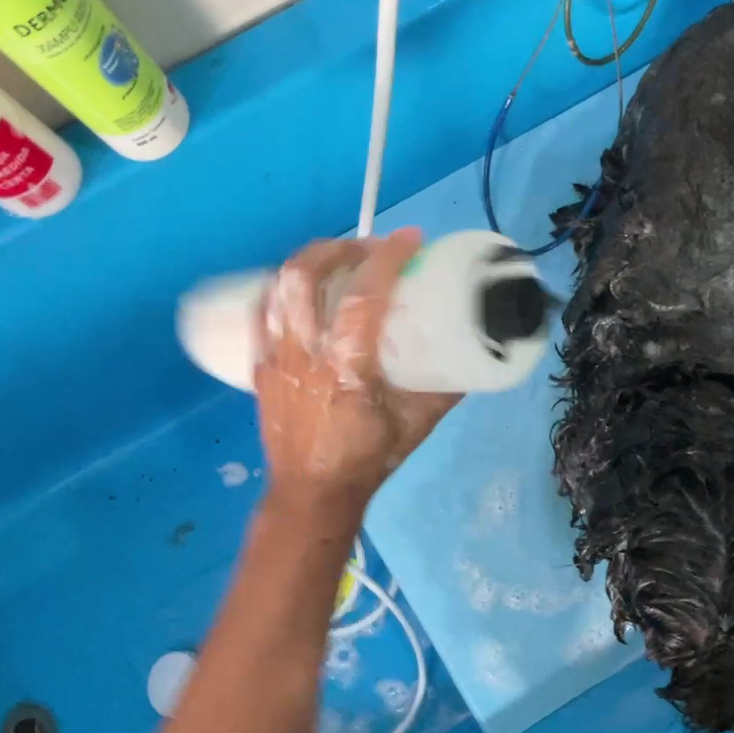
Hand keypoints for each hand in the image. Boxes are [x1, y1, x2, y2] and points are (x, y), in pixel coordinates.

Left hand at [254, 228, 459, 508]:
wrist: (312, 492)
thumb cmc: (367, 460)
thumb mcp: (416, 425)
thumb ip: (445, 390)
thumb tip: (474, 360)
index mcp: (348, 369)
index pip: (364, 297)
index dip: (388, 259)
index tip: (411, 239)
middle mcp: (304, 355)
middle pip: (305, 277)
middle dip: (338, 247)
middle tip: (368, 247)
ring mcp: (276, 358)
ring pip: (277, 287)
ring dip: (308, 261)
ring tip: (335, 259)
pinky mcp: (260, 366)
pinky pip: (260, 311)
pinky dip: (281, 288)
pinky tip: (300, 288)